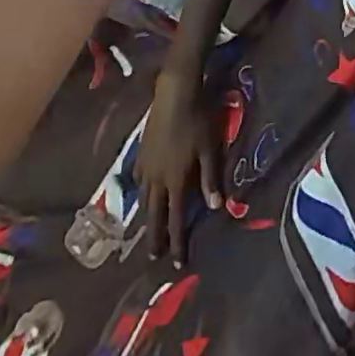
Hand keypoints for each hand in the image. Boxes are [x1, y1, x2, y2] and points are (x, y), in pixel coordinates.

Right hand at [134, 74, 222, 264]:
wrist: (175, 92)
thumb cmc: (198, 119)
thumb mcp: (209, 148)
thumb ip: (211, 178)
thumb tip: (216, 207)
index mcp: (176, 180)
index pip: (176, 219)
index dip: (177, 242)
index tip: (177, 263)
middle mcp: (157, 177)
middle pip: (154, 213)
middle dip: (155, 236)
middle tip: (154, 256)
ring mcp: (146, 164)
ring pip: (144, 197)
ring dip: (147, 215)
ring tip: (148, 228)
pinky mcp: (141, 150)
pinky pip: (139, 178)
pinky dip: (141, 190)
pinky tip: (143, 189)